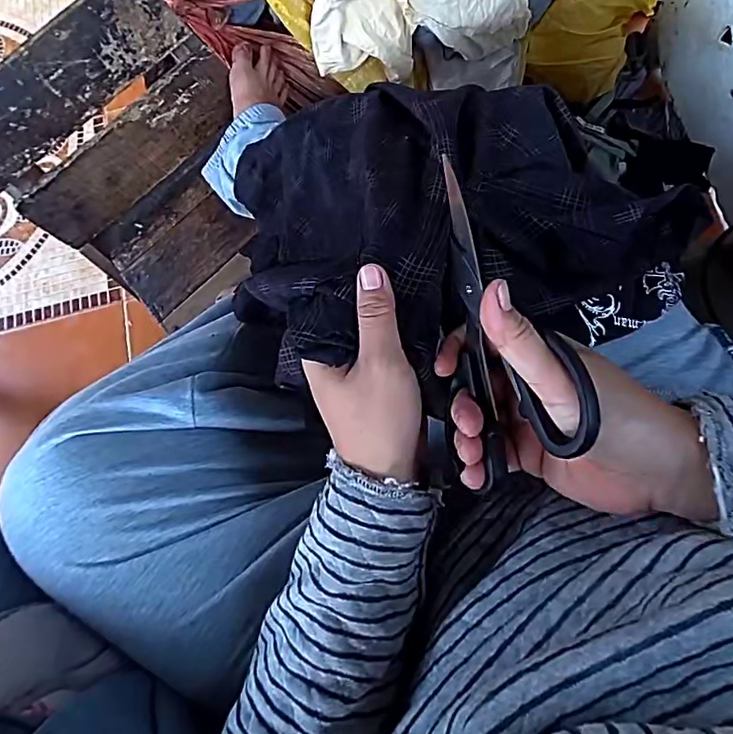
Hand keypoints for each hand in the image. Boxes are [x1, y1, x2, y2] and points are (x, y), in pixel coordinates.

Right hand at [228, 42, 277, 113]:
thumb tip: (243, 45)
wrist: (255, 115)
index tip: (264, 46)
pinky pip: (282, 93)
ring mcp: (274, 92)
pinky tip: (284, 87)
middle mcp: (270, 79)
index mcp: (261, 69)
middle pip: (273, 67)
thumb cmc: (246, 94)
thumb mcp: (239, 69)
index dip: (264, 50)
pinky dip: (284, 88)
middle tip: (272, 55)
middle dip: (272, 59)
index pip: (264, 56)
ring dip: (279, 72)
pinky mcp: (276, 104)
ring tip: (279, 69)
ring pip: (279, 79)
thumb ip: (241, 56)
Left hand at [302, 264, 423, 482]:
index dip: (351, 281)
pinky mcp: (373, 381)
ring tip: (410, 295)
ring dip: (391, 320)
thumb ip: (376, 316)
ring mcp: (352, 372)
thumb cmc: (379, 422)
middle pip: (352, 316)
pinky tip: (414, 326)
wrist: (393, 474)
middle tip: (401, 276)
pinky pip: (384, 349)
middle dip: (377, 301)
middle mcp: (330, 360)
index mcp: (318, 354)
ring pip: (371, 332)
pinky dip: (398, 338)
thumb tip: (369, 270)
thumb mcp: (381, 362)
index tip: (376, 258)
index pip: (328, 302)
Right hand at [437, 281, 718, 520]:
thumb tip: (490, 289)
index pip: (487, 341)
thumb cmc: (616, 417)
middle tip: (468, 426)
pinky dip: (480, 463)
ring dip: (467, 436)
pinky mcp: (534, 453)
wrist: (656, 474)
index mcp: (539, 356)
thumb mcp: (562, 382)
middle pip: (477, 384)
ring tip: (473, 457)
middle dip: (462, 404)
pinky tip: (476, 476)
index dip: (458, 351)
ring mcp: (530, 418)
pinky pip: (495, 453)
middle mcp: (531, 383)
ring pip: (483, 420)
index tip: (443, 371)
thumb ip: (521, 343)